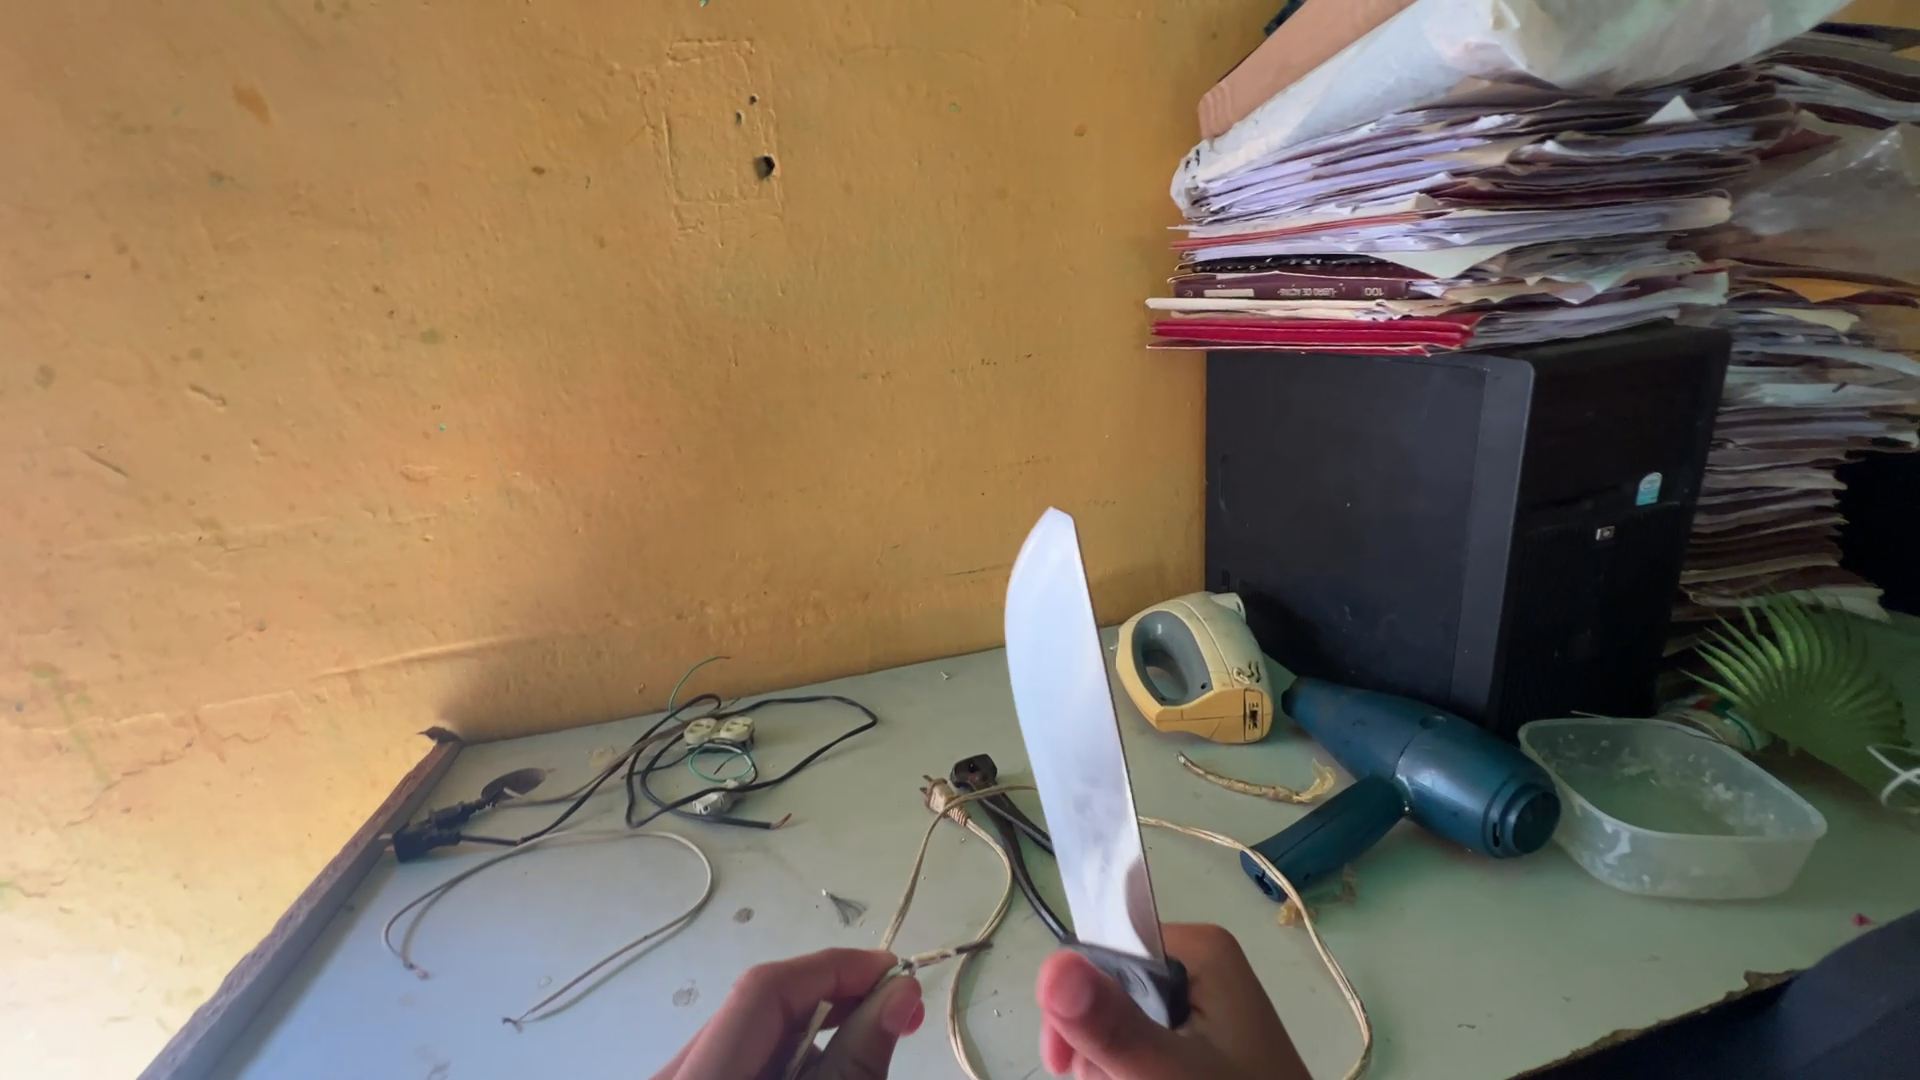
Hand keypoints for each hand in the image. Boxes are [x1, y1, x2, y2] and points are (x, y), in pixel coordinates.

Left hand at [652, 948, 923, 1079]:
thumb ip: (856, 1059)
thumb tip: (902, 989)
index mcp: (701, 1075)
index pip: (765, 988)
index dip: (833, 968)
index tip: (894, 972)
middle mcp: (677, 1070)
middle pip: (759, 1003)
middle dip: (832, 994)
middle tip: (894, 1006)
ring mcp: (680, 1078)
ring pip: (754, 1029)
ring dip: (817, 1025)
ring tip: (867, 1036)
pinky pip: (743, 1053)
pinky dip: (791, 1052)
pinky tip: (825, 1064)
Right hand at [1036, 923, 1308, 1079]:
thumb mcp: (1171, 1075)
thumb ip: (1112, 1025)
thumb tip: (1049, 967)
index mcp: (1198, 948)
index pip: (1104, 952)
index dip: (1074, 1005)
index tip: (1061, 1063)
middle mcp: (1201, 962)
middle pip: (1113, 992)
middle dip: (1098, 1046)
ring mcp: (1206, 1001)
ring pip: (1126, 1023)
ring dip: (1114, 1064)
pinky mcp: (1208, 1037)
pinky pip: (1150, 1041)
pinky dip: (1135, 1070)